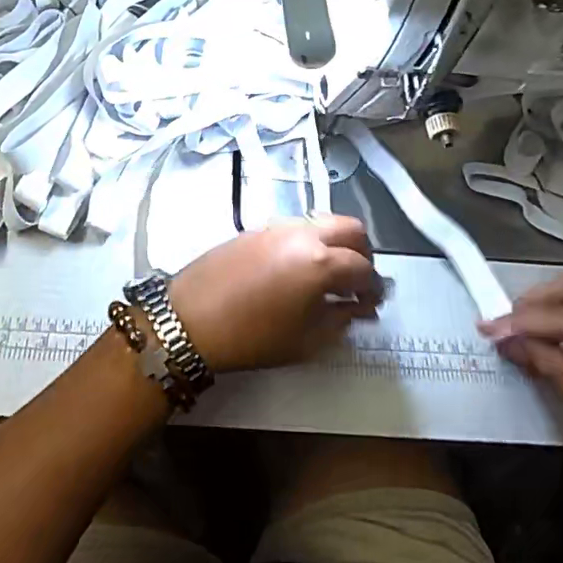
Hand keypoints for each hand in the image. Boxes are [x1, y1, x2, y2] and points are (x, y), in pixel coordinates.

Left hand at [167, 216, 383, 373]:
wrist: (188, 320)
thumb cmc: (251, 337)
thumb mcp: (304, 341)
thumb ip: (340, 320)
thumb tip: (357, 309)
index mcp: (321, 262)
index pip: (364, 268)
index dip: (374, 287)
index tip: (372, 302)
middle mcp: (305, 235)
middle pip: (352, 229)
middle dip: (363, 253)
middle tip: (358, 280)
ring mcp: (280, 227)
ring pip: (324, 222)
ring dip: (337, 242)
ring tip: (329, 272)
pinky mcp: (258, 228)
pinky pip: (298, 227)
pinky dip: (311, 241)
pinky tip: (299, 267)